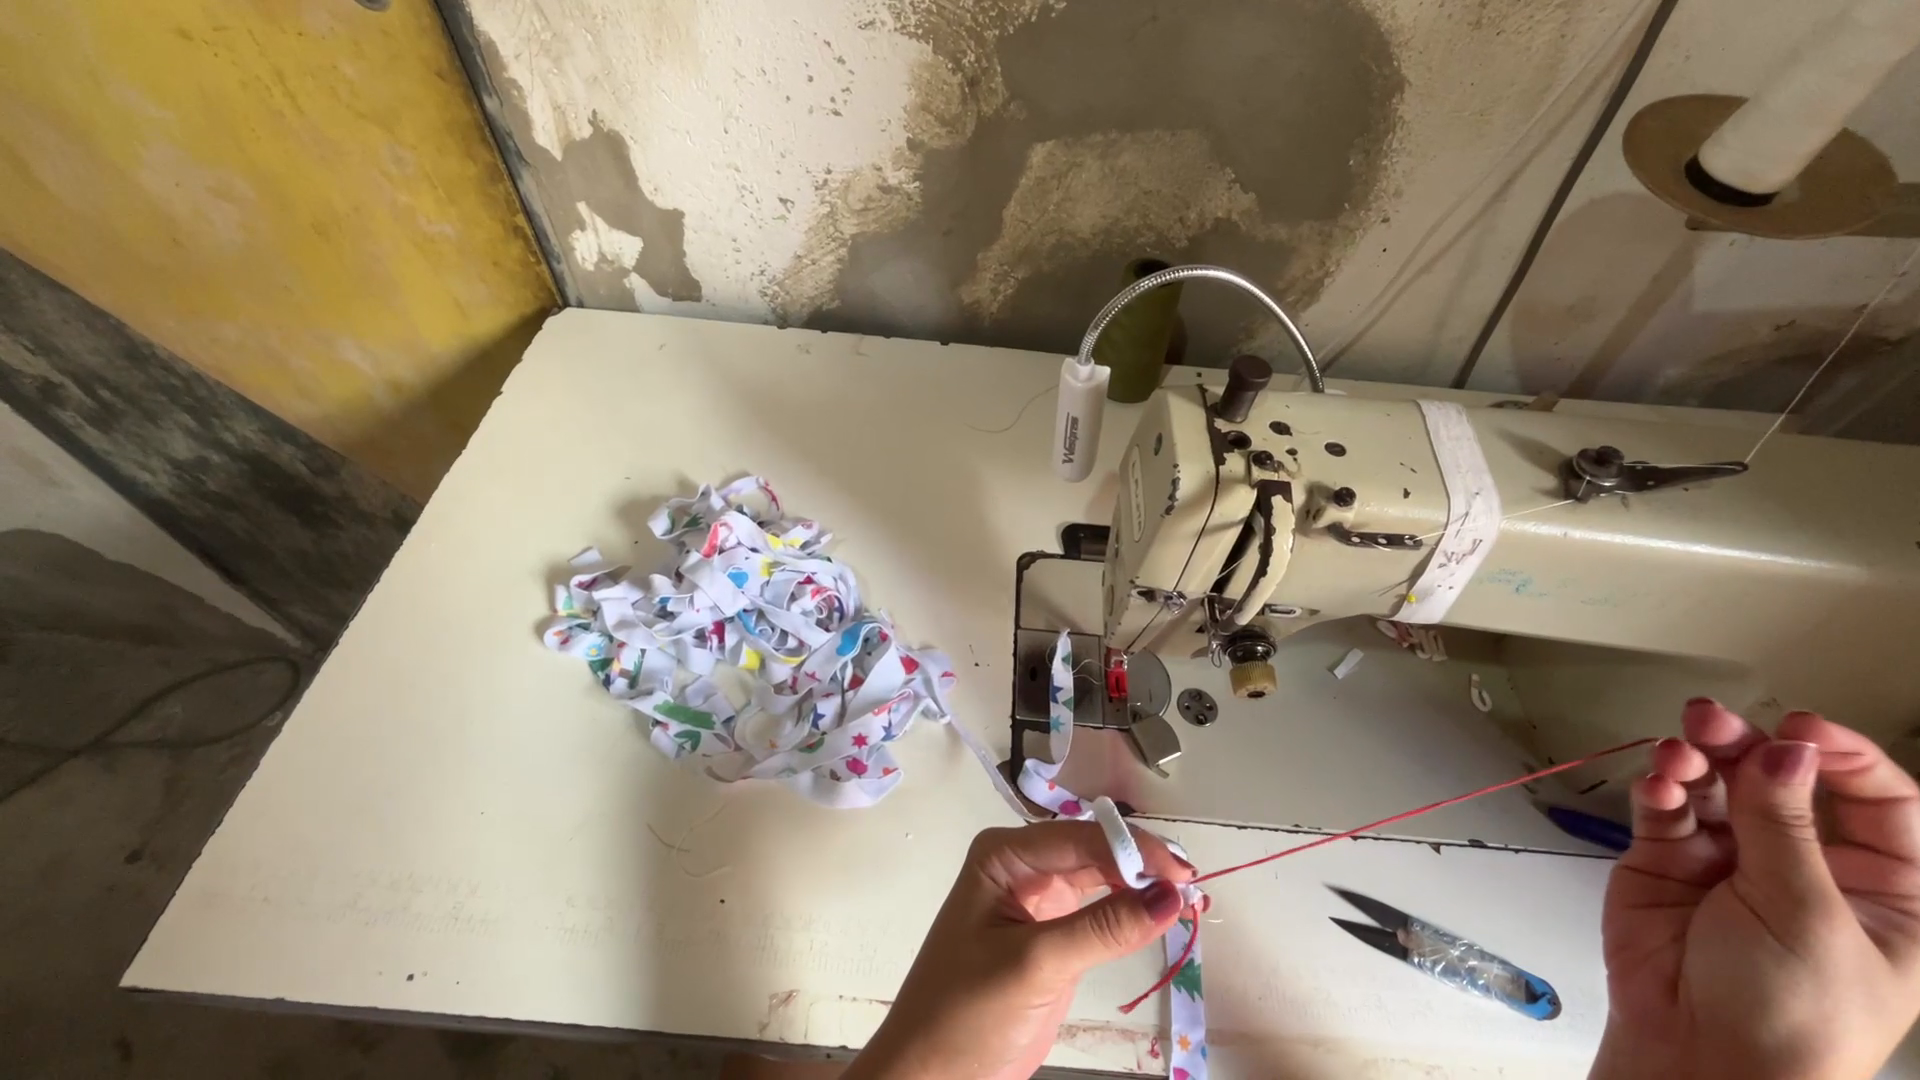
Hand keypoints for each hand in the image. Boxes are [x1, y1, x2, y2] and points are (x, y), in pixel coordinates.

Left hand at [845, 821, 1192, 1079]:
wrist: (930, 1075)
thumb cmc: (966, 1012)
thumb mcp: (1036, 965)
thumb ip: (1103, 929)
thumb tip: (1169, 894)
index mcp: (1004, 855)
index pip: (1079, 838)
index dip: (1133, 850)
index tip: (1183, 874)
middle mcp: (1020, 865)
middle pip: (1093, 850)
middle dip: (1142, 864)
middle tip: (1195, 887)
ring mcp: (1036, 897)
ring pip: (1100, 876)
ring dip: (1141, 885)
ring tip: (1190, 898)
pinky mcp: (1050, 931)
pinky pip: (1097, 909)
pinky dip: (1129, 912)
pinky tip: (1158, 915)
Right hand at [1593, 700, 1919, 1079]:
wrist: (1699, 1049)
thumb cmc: (1791, 1003)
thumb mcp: (1807, 914)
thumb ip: (1785, 827)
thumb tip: (1784, 749)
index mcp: (1879, 885)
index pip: (1876, 802)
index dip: (1840, 758)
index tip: (1797, 729)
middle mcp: (1802, 862)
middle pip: (1777, 783)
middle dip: (1744, 747)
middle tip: (1708, 720)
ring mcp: (1727, 858)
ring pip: (1712, 789)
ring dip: (1693, 763)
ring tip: (1675, 752)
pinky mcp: (1664, 859)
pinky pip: (1664, 813)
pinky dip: (1658, 794)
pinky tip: (1658, 788)